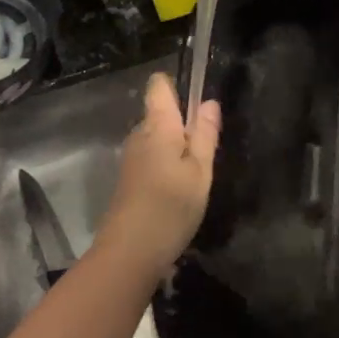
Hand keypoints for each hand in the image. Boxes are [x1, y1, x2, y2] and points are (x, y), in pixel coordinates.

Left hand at [97, 73, 220, 280]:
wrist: (129, 252)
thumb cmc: (170, 207)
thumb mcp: (199, 171)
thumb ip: (205, 135)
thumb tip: (209, 101)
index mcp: (157, 124)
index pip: (159, 85)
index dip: (178, 86)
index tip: (199, 107)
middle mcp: (139, 133)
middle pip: (161, 113)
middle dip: (184, 125)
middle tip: (207, 153)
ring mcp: (131, 157)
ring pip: (157, 139)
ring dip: (176, 149)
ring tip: (196, 176)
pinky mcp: (129, 179)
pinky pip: (152, 158)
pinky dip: (166, 167)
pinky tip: (178, 192)